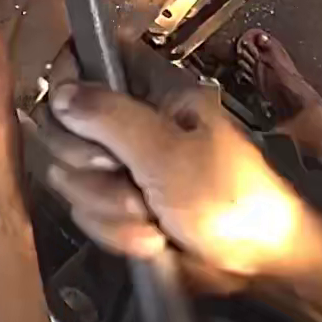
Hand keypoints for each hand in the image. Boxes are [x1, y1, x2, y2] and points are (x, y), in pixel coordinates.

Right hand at [43, 57, 321, 279]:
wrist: (262, 266)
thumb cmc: (228, 195)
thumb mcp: (169, 153)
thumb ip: (110, 117)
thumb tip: (59, 93)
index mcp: (145, 86)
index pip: (82, 55)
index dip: (65, 80)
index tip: (68, 112)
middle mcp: (124, 117)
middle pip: (59, 122)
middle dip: (87, 163)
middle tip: (121, 173)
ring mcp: (116, 161)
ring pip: (67, 172)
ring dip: (107, 204)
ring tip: (150, 214)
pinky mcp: (112, 200)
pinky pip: (83, 209)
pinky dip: (115, 230)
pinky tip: (150, 235)